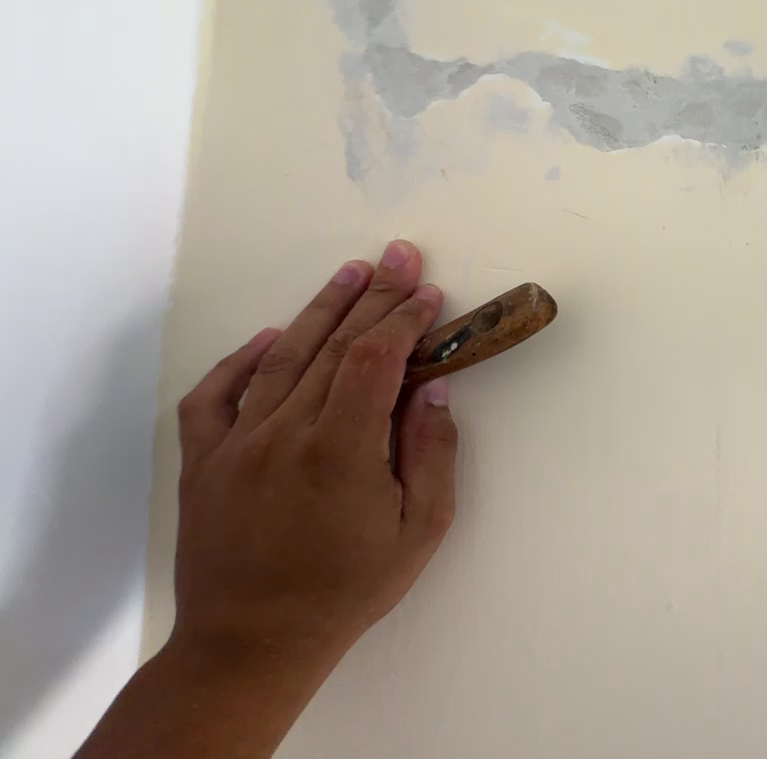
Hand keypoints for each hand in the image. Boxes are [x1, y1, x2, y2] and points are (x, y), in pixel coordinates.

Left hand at [169, 239, 457, 675]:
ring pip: (280, 360)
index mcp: (339, 450)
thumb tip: (432, 391)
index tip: (430, 292)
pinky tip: (271, 337)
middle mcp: (281, 436)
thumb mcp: (422, 525)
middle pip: (331, 347)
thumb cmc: (352, 584)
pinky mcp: (204, 465)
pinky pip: (214, 398)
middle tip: (398, 254)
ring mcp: (235, 447)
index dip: (403, 319)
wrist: (252, 642)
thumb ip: (430, 452)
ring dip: (319, 311)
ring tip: (349, 273)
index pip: (373, 360)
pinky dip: (241, 360)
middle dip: (372, 296)